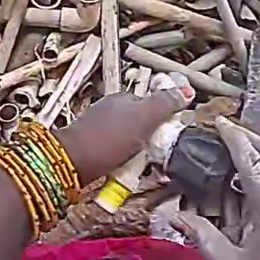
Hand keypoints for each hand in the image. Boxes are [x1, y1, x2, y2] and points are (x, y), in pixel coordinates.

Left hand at [56, 85, 194, 178]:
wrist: (73, 163)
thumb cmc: (109, 138)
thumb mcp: (144, 118)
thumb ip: (165, 103)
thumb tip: (186, 90)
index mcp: (123, 98)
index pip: (152, 103)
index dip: (164, 118)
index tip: (172, 133)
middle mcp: (110, 109)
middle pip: (141, 122)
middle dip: (152, 137)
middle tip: (159, 152)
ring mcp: (100, 128)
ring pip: (130, 139)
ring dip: (140, 151)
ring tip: (144, 164)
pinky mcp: (94, 147)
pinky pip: (118, 152)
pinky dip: (126, 161)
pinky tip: (127, 169)